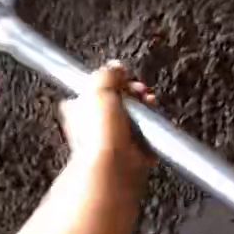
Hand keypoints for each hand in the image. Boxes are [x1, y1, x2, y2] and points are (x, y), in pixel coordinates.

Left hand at [60, 61, 155, 179]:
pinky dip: (153, 129)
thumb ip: (107, 73)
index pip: (97, 86)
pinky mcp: (133, 150)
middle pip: (119, 99)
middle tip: (141, 92)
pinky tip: (154, 122)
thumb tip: (118, 68)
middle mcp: (95, 123)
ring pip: (135, 115)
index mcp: (79, 107)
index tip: (125, 76)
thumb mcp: (98, 88)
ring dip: (146, 108)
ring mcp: (115, 137)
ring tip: (150, 104)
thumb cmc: (99, 131)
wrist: (113, 165)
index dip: (113, 79)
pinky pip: (147, 135)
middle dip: (134, 92)